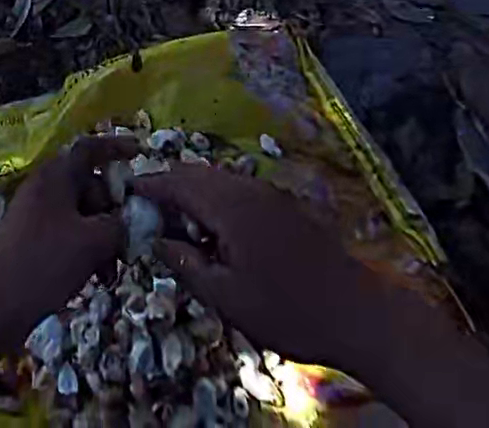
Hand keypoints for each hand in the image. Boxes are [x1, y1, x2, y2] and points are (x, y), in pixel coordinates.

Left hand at [0, 135, 136, 323]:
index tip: (140, 152)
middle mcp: (46, 188)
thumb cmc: (42, 261)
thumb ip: (119, 225)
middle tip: (128, 240)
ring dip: (102, 237)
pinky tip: (95, 278)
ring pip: (81, 213)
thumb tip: (135, 218)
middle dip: (113, 210)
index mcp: (56, 176)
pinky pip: (69, 234)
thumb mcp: (91, 241)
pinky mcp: (33, 240)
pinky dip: (86, 250)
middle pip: (90, 184)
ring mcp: (37, 214)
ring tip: (111, 272)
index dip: (115, 147)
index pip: (89, 149)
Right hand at [132, 162, 406, 368]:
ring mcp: (267, 193)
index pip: (178, 182)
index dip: (151, 184)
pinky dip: (215, 194)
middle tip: (147, 201)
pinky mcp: (282, 204)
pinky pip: (236, 187)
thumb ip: (187, 265)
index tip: (128, 189)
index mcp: (229, 205)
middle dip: (169, 182)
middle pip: (197, 173)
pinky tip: (214, 222)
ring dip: (193, 188)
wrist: (360, 314)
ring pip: (217, 178)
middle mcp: (246, 188)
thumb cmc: (288, 310)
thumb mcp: (227, 298)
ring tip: (176, 213)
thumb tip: (159, 241)